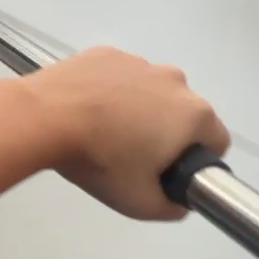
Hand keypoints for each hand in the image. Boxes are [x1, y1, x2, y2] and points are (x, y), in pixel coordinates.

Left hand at [17, 46, 229, 221]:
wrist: (43, 117)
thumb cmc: (98, 160)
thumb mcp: (141, 203)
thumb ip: (173, 206)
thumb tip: (178, 200)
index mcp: (194, 113)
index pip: (215, 141)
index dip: (194, 161)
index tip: (166, 171)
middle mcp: (173, 80)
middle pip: (181, 113)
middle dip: (164, 132)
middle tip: (129, 154)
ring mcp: (137, 61)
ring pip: (149, 91)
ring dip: (136, 107)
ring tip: (101, 129)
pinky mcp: (104, 52)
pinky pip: (117, 75)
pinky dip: (108, 89)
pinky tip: (85, 107)